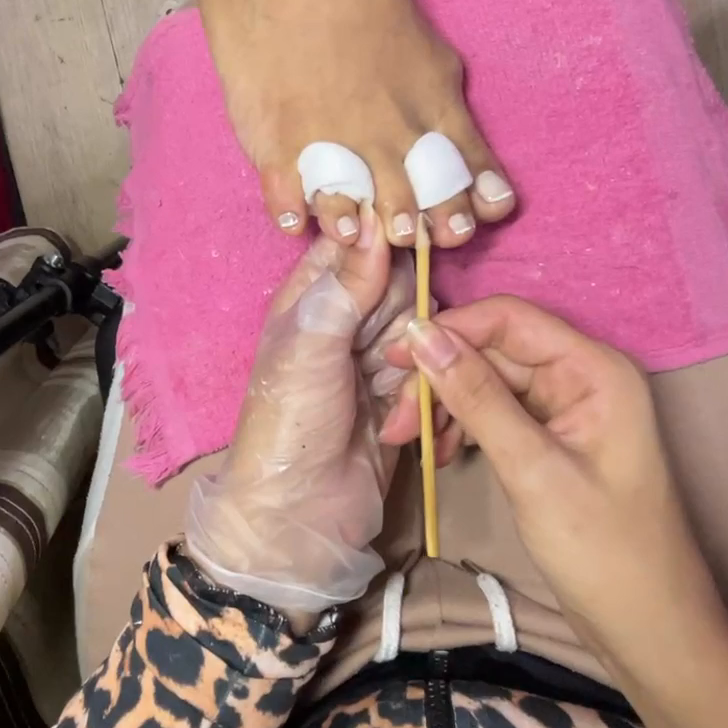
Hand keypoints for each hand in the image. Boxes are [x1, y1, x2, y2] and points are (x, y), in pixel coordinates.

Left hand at [184, 205, 413, 615]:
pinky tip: (406, 430)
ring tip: (389, 405)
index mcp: (312, 297)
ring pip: (426, 333)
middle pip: (403, 288)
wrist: (302, 512)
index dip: (387, 247)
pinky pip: (435, 375)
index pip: (360, 245)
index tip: (409, 260)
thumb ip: (349, 281)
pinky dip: (427, 402)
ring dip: (416, 371)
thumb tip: (374, 215)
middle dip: (403, 323)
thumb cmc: (292, 417)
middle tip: (378, 359)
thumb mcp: (312, 341)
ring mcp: (375, 360)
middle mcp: (345, 321)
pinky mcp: (402, 397)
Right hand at [214, 20, 516, 249]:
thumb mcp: (420, 41)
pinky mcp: (276, 143)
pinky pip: (289, 200)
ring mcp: (332, 144)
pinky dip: (292, 215)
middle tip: (413, 235)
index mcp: (431, 103)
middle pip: (415, 204)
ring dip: (356, 229)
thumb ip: (433, 94)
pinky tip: (294, 220)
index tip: (474, 222)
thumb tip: (440, 133)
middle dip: (422, 229)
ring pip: (355, 214)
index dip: (473, 205)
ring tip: (353, 232)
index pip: (466, 170)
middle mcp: (388, 133)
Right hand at [384, 297, 727, 662]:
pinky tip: (439, 451)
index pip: (508, 320)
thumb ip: (475, 397)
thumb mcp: (532, 470)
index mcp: (593, 370)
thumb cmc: (603, 550)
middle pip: (490, 351)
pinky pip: (490, 410)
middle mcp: (578, 376)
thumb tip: (419, 336)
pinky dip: (459, 425)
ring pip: (483, 381)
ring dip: (442, 406)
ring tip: (410, 442)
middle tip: (397, 421)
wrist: (648, 630)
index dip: (450, 330)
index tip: (396, 360)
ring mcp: (562, 406)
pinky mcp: (546, 435)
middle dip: (438, 379)